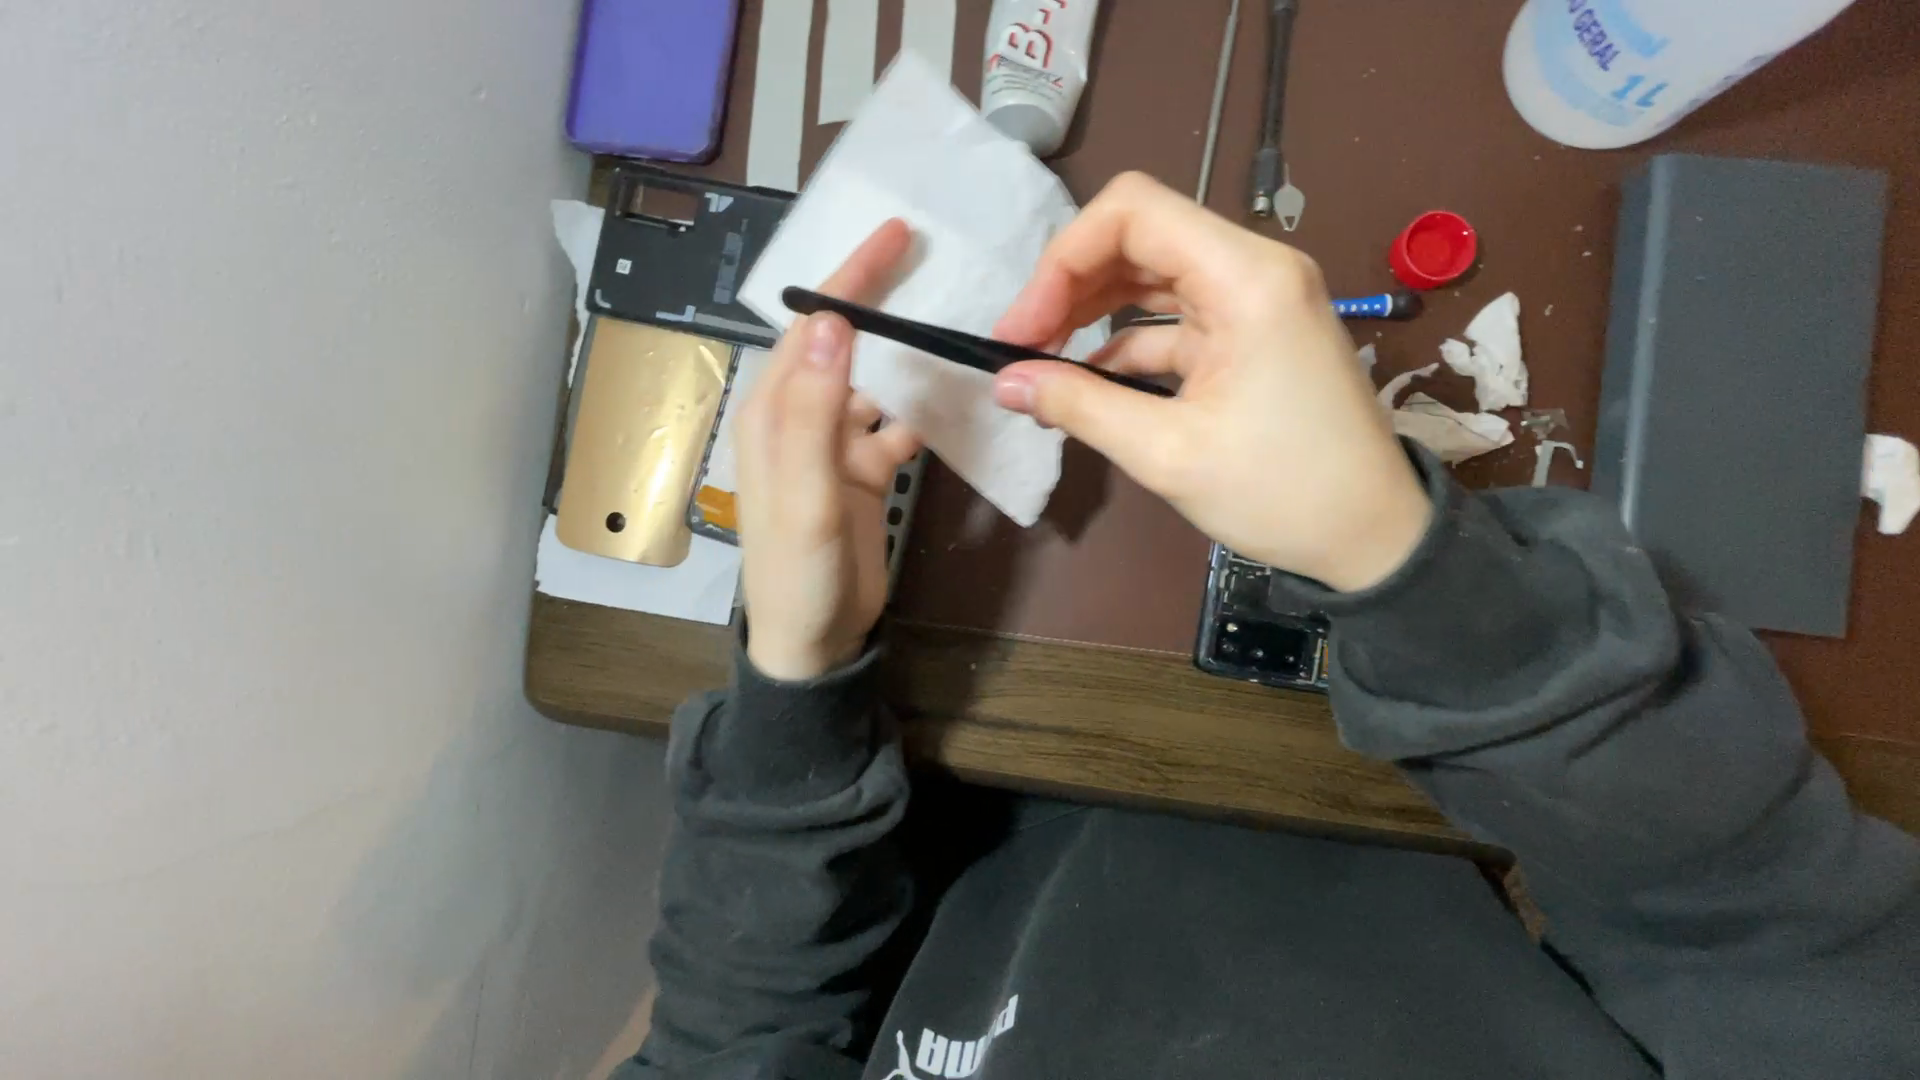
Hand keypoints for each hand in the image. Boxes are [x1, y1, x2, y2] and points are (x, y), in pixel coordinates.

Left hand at [736, 220, 921, 680]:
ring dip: (906, 355)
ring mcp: (833, 446)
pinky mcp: (860, 472)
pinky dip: (922, 411)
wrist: (814, 640)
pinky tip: (956, 399)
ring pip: (874, 383)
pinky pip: (895, 426)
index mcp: (775, 414)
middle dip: (878, 300)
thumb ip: (814, 411)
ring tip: (954, 320)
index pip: (813, 328)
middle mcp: (801, 419)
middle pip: (842, 344)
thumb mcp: (803, 495)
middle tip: (930, 259)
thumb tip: (834, 321)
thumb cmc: (800, 572)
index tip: (895, 236)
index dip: (849, 279)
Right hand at [992, 173, 1430, 591]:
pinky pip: (1171, 323)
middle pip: (1137, 239)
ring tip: (1040, 364)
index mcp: (1245, 278)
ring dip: (1090, 314)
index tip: (1024, 327)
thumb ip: (1080, 406)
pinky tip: (1084, 384)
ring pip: (1150, 279)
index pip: (1133, 212)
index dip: (1063, 259)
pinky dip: (1123, 348)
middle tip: (1020, 348)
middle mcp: (1252, 270)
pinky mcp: (1247, 337)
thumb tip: (1004, 382)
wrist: (1371, 537)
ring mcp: (1252, 303)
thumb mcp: (1167, 454)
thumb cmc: (1280, 494)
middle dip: (1069, 287)